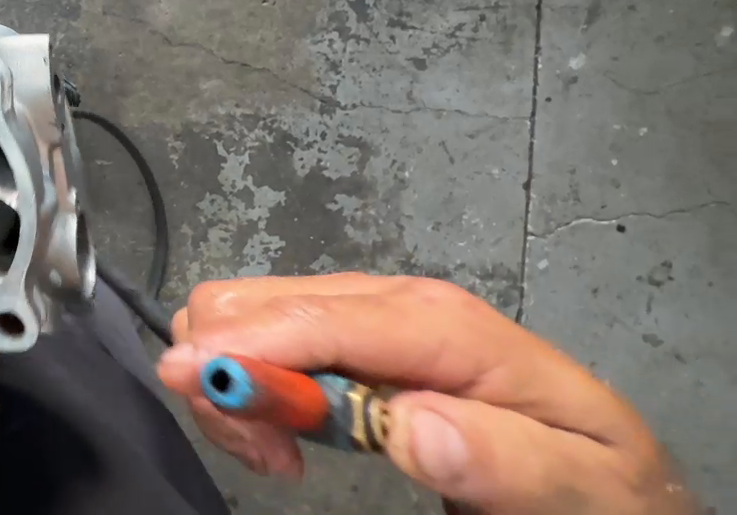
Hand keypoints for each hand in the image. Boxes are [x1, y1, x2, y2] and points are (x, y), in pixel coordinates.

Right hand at [156, 274, 695, 513]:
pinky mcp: (326, 325)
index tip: (188, 383)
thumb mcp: (586, 488)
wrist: (596, 462)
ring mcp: (346, 306)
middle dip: (224, 368)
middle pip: (248, 301)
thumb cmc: (590, 480)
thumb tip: (407, 428)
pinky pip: (245, 330)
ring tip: (273, 450)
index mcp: (434, 321)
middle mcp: (375, 296)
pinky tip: (280, 428)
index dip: (243, 346)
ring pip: (231, 310)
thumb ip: (509, 461)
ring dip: (224, 377)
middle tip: (264, 454)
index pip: (313, 321)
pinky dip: (236, 377)